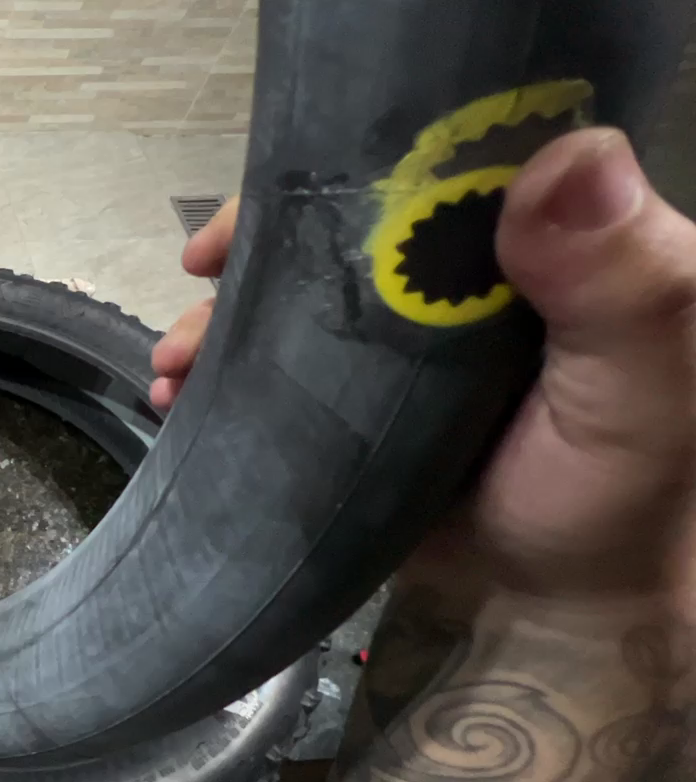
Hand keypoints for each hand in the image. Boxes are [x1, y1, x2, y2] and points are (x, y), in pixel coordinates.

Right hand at [149, 129, 695, 603]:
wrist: (538, 594)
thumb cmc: (609, 491)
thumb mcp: (640, 383)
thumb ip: (620, 284)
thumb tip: (564, 158)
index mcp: (514, 261)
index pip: (414, 188)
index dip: (329, 185)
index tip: (257, 214)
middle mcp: (432, 297)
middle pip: (318, 253)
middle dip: (242, 264)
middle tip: (192, 279)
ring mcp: (370, 360)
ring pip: (272, 319)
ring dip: (208, 330)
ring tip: (169, 368)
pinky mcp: (326, 413)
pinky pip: (254, 384)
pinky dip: (205, 385)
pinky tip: (174, 400)